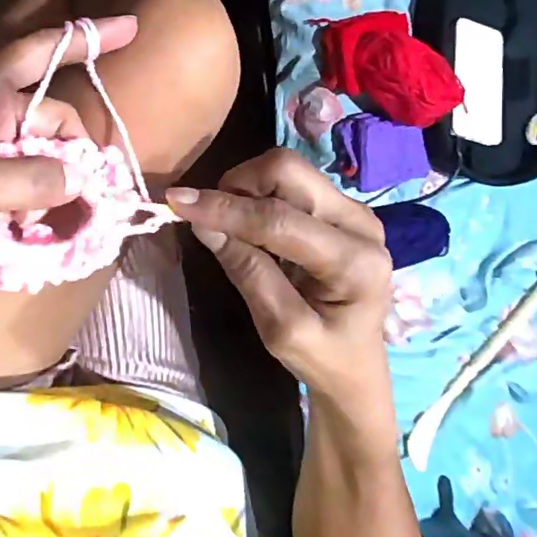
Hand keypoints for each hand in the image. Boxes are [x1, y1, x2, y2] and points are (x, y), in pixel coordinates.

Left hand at [0, 18, 139, 288]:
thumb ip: (32, 176)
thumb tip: (79, 176)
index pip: (42, 50)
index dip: (88, 38)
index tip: (133, 27)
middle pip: (46, 114)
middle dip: (74, 149)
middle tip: (95, 195)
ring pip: (31, 149)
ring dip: (51, 181)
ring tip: (64, 221)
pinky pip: (11, 174)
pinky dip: (28, 196)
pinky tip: (34, 228)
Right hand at [165, 149, 393, 405]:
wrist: (357, 367)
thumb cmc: (322, 357)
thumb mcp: (280, 330)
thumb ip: (246, 271)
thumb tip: (201, 222)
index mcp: (355, 262)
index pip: (278, 219)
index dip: (224, 208)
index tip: (176, 201)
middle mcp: (360, 223)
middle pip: (289, 171)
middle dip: (239, 184)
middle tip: (212, 215)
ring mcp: (352, 210)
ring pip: (287, 169)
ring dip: (246, 186)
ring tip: (231, 224)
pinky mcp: (339, 207)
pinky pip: (290, 181)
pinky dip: (257, 192)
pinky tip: (249, 224)